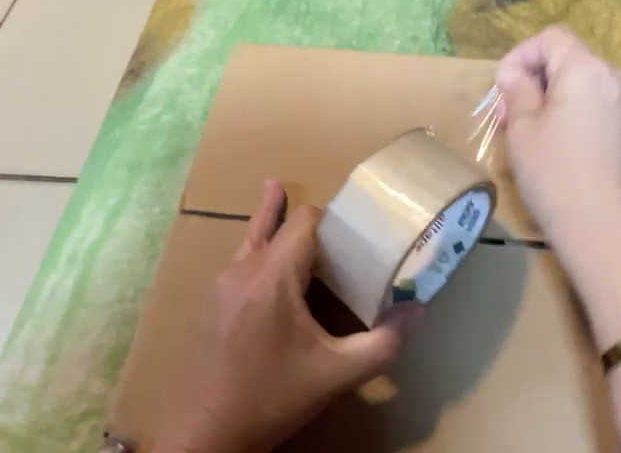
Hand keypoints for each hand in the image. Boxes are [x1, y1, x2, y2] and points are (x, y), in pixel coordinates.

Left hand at [151, 181, 418, 452]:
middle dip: (298, 214)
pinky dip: (255, 253)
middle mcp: (241, 272)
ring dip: (270, 225)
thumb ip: (382, 343)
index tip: (353, 223)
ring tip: (274, 192)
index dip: (329, 216)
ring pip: (250, 241)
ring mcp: (218, 289)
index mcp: (272, 277)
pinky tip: (263, 268)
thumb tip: (419, 312)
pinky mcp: (206, 309)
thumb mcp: (335, 376)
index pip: (304, 220)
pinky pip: (237, 265)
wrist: (201, 441)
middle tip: (318, 201)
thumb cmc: (269, 400)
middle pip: (273, 224)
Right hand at [494, 27, 620, 298]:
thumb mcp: (523, 131)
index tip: (502, 88)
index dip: (521, 55)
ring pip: (583, 85)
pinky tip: (557, 149)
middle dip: (534, 79)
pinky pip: (598, 107)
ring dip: (552, 98)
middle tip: (507, 115)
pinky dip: (574, 115)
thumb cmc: (557, 176)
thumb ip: (517, 92)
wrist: (608, 234)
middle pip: (569, 59)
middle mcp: (614, 78)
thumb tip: (513, 74)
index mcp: (587, 69)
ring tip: (527, 134)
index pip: (552, 37)